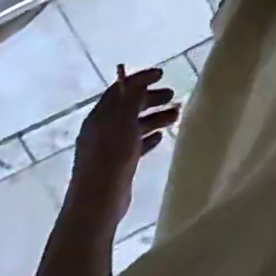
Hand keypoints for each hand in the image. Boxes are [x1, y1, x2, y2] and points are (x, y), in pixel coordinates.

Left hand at [68, 66, 178, 228]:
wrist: (98, 202)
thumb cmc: (111, 156)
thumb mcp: (123, 120)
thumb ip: (130, 99)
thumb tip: (137, 82)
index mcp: (100, 115)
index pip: (121, 89)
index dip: (140, 79)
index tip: (162, 74)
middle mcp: (103, 128)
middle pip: (129, 106)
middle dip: (151, 98)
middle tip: (172, 95)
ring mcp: (109, 147)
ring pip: (135, 125)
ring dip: (155, 117)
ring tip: (176, 115)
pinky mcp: (117, 164)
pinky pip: (135, 144)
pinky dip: (148, 137)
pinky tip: (161, 137)